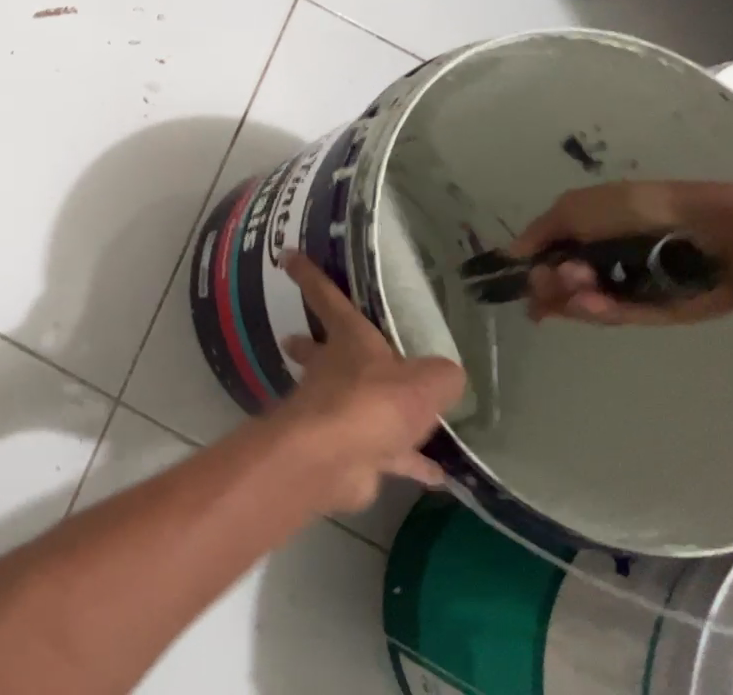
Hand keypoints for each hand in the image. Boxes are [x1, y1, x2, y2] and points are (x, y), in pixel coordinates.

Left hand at [274, 253, 464, 513]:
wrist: (336, 457)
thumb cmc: (374, 402)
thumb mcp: (426, 380)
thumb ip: (440, 374)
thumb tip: (445, 376)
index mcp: (349, 343)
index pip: (329, 300)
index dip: (311, 278)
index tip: (287, 256)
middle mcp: (335, 374)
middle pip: (319, 353)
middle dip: (309, 346)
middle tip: (297, 340)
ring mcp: (337, 414)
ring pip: (348, 404)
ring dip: (363, 407)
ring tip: (388, 413)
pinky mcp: (350, 453)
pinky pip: (387, 456)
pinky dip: (407, 462)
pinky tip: (434, 475)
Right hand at [511, 182, 732, 325]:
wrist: (707, 236)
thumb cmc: (636, 211)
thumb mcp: (571, 208)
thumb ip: (537, 232)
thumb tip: (511, 255)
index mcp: (583, 232)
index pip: (543, 256)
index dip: (529, 265)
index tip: (523, 270)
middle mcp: (599, 260)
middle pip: (554, 282)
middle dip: (548, 282)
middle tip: (559, 278)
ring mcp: (621, 287)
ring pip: (575, 302)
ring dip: (570, 297)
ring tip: (582, 290)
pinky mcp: (645, 312)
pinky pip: (608, 316)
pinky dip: (596, 311)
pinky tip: (593, 303)